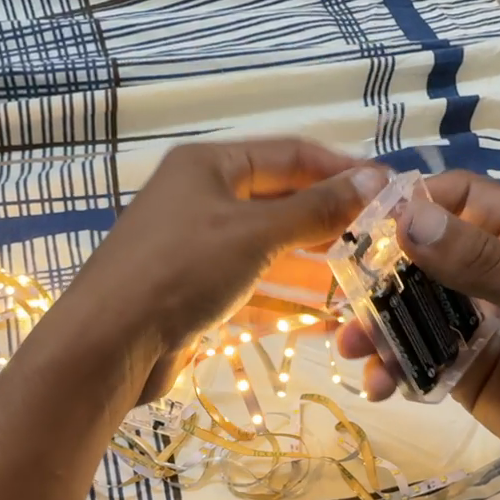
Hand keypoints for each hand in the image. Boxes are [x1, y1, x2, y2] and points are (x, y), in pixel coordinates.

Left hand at [60, 139, 386, 402]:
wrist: (110, 343)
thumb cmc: (181, 271)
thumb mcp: (254, 233)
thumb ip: (315, 209)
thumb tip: (375, 179)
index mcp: (209, 165)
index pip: (290, 155)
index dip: (342, 170)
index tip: (389, 192)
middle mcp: (200, 200)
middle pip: (278, 203)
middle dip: (327, 222)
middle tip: (379, 242)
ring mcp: (195, 250)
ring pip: (265, 250)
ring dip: (309, 265)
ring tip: (360, 279)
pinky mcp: (193, 295)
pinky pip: (249, 289)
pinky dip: (282, 300)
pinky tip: (321, 318)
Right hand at [338, 172, 499, 499]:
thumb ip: (479, 261)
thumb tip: (405, 219)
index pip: (459, 200)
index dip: (413, 204)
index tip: (365, 225)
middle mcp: (494, 276)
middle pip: (421, 258)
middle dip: (378, 276)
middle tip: (342, 296)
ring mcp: (475, 327)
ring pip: (409, 313)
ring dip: (375, 327)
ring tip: (349, 347)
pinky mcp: (461, 372)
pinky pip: (414, 361)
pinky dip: (390, 370)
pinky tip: (379, 385)